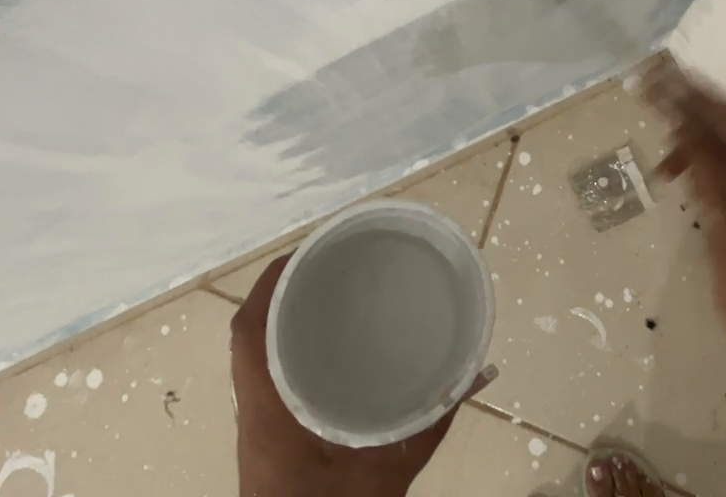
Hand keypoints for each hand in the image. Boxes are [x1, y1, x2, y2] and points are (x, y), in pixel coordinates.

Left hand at [229, 255, 492, 496]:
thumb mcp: (387, 474)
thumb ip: (430, 423)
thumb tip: (477, 373)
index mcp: (270, 411)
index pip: (249, 332)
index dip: (269, 284)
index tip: (305, 252)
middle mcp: (254, 413)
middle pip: (247, 336)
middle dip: (279, 292)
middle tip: (324, 265)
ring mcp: (255, 427)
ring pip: (253, 356)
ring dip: (277, 318)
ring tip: (322, 292)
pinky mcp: (264, 439)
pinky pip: (265, 378)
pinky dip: (283, 348)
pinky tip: (319, 347)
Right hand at [646, 57, 725, 332]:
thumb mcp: (722, 207)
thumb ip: (703, 161)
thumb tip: (680, 120)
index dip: (696, 93)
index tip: (665, 74)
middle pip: (723, 125)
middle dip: (687, 110)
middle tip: (651, 93)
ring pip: (715, 147)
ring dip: (687, 143)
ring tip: (662, 157)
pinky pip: (712, 169)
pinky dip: (691, 165)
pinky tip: (671, 172)